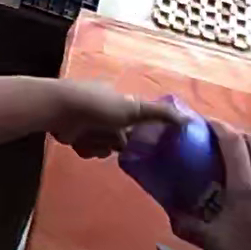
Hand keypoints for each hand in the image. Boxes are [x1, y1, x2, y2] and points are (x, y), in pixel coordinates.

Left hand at [46, 81, 179, 158]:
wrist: (61, 110)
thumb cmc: (99, 105)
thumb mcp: (133, 107)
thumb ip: (160, 114)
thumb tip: (189, 120)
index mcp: (118, 100)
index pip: (136, 121)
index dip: (140, 134)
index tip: (144, 145)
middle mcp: (104, 109)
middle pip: (121, 138)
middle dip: (117, 143)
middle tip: (115, 142)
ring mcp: (88, 122)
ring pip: (104, 146)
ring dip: (100, 146)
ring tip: (93, 138)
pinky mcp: (75, 134)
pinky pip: (89, 150)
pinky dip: (86, 148)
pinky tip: (80, 141)